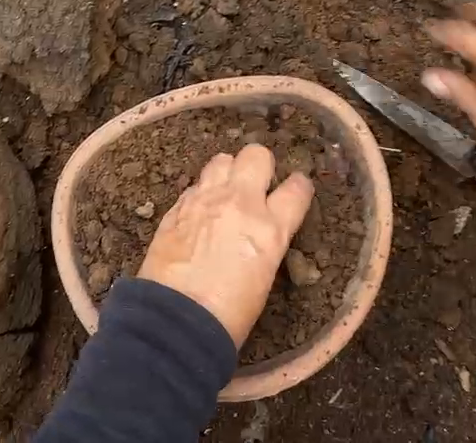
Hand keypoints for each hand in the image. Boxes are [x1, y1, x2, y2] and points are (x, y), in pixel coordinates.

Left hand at [137, 144, 314, 346]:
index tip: (295, 189)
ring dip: (227, 171)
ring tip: (225, 191)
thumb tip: (258, 231)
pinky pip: (195, 185)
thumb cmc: (229, 316)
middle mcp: (240, 203)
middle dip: (259, 164)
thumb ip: (265, 242)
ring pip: (221, 159)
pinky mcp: (177, 206)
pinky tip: (199, 212)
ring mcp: (205, 200)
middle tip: (256, 183)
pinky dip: (201, 193)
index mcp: (270, 228)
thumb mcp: (264, 277)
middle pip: (256, 155)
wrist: (176, 320)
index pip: (297, 189)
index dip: (299, 186)